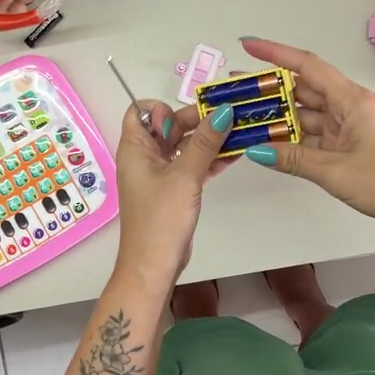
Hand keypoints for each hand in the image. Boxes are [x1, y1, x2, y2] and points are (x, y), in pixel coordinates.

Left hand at [112, 99, 233, 289]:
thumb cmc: (160, 218)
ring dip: (208, 140)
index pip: (140, 111)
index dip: (163, 109)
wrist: (153, 265)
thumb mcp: (184, 176)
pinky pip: (192, 165)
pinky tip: (236, 153)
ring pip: (184, 146)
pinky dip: (210, 159)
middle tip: (228, 116)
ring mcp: (160, 174)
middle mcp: (144, 157)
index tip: (188, 119)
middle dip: (197, 120)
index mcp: (135, 148)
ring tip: (240, 130)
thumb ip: (205, 142)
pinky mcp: (174, 190)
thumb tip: (224, 110)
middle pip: (169, 126)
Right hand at [238, 38, 374, 232]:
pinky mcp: (348, 144)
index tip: (248, 45)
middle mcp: (350, 106)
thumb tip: (256, 149)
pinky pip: (313, 133)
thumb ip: (292, 158)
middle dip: (269, 89)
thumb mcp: (333, 171)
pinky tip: (268, 141)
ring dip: (278, 116)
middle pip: (303, 89)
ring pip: (306, 113)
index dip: (276, 54)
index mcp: (352, 101)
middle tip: (236, 90)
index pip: (308, 67)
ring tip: (244, 116)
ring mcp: (349, 126)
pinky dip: (292, 137)